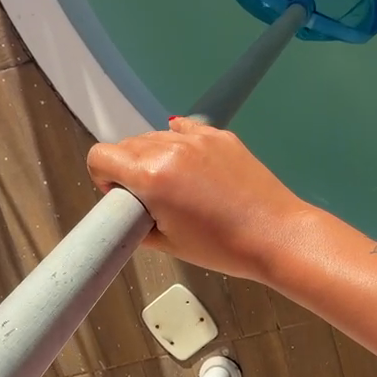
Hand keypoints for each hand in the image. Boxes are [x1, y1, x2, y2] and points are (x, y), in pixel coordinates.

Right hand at [87, 117, 314, 280]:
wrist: (276, 235)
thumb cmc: (224, 247)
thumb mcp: (169, 244)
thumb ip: (136, 223)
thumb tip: (128, 212)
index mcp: (151, 176)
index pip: (100, 157)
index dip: (103, 179)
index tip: (120, 196)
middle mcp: (170, 149)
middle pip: (126, 145)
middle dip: (128, 169)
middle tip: (150, 199)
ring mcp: (198, 139)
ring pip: (155, 136)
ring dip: (154, 157)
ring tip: (178, 188)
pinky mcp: (220, 136)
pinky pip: (185, 130)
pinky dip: (179, 143)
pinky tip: (190, 166)